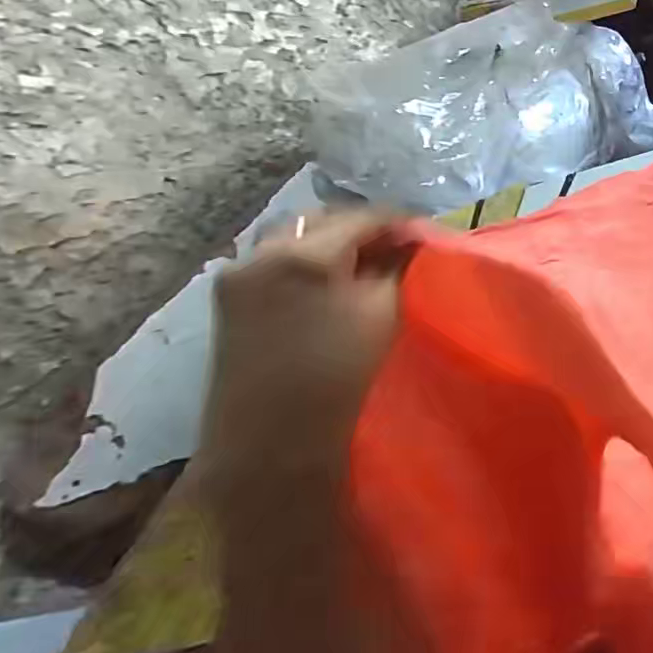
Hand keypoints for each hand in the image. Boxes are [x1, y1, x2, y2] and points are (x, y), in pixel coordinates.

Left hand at [204, 209, 410, 472]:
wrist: (271, 436)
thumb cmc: (339, 371)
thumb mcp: (383, 308)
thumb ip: (398, 264)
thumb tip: (410, 240)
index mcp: (306, 254)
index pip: (364, 216)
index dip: (399, 222)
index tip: (424, 234)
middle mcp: (264, 252)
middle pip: (325, 218)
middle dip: (362, 226)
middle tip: (395, 246)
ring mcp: (239, 273)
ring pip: (296, 234)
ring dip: (331, 239)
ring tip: (363, 261)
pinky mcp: (228, 296)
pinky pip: (275, 257)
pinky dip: (306, 256)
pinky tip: (329, 278)